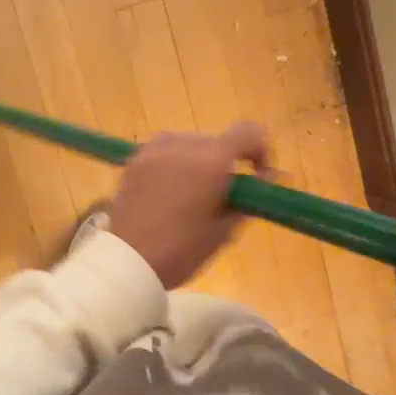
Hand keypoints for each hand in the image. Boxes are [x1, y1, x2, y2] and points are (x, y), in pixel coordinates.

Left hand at [110, 122, 268, 288]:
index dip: (260, 151)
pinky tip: (169, 188)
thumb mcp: (224, 230)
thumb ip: (249, 199)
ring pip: (187, 143)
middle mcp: (182, 146)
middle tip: (222, 194)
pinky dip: (172, 162)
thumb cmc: (181, 251)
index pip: (249, 133)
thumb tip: (268, 180)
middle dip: (226, 162)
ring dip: (197, 160)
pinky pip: (162, 151)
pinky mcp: (132, 162)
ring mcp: (153, 151)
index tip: (258, 176)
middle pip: (216, 141)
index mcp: (210, 161)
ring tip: (193, 191)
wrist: (128, 261)